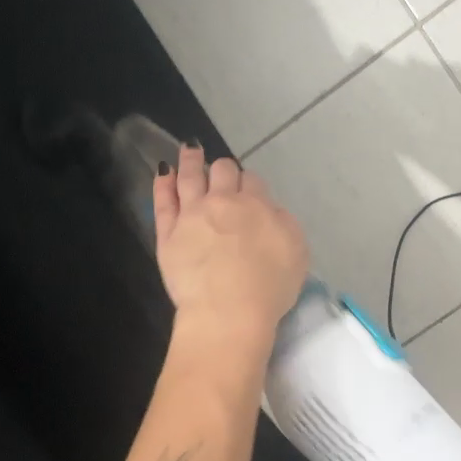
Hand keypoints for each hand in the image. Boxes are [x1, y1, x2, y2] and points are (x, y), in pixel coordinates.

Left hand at [153, 143, 307, 342]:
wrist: (228, 311)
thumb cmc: (269, 288)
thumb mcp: (297, 253)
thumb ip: (285, 224)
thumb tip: (272, 210)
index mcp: (257, 206)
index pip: (253, 182)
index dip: (251, 184)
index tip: (250, 191)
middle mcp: (223, 202)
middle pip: (222, 172)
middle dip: (224, 169)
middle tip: (223, 173)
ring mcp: (192, 214)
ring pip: (190, 176)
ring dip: (191, 160)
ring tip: (190, 149)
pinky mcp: (168, 233)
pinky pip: (163, 200)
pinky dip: (163, 182)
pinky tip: (163, 172)